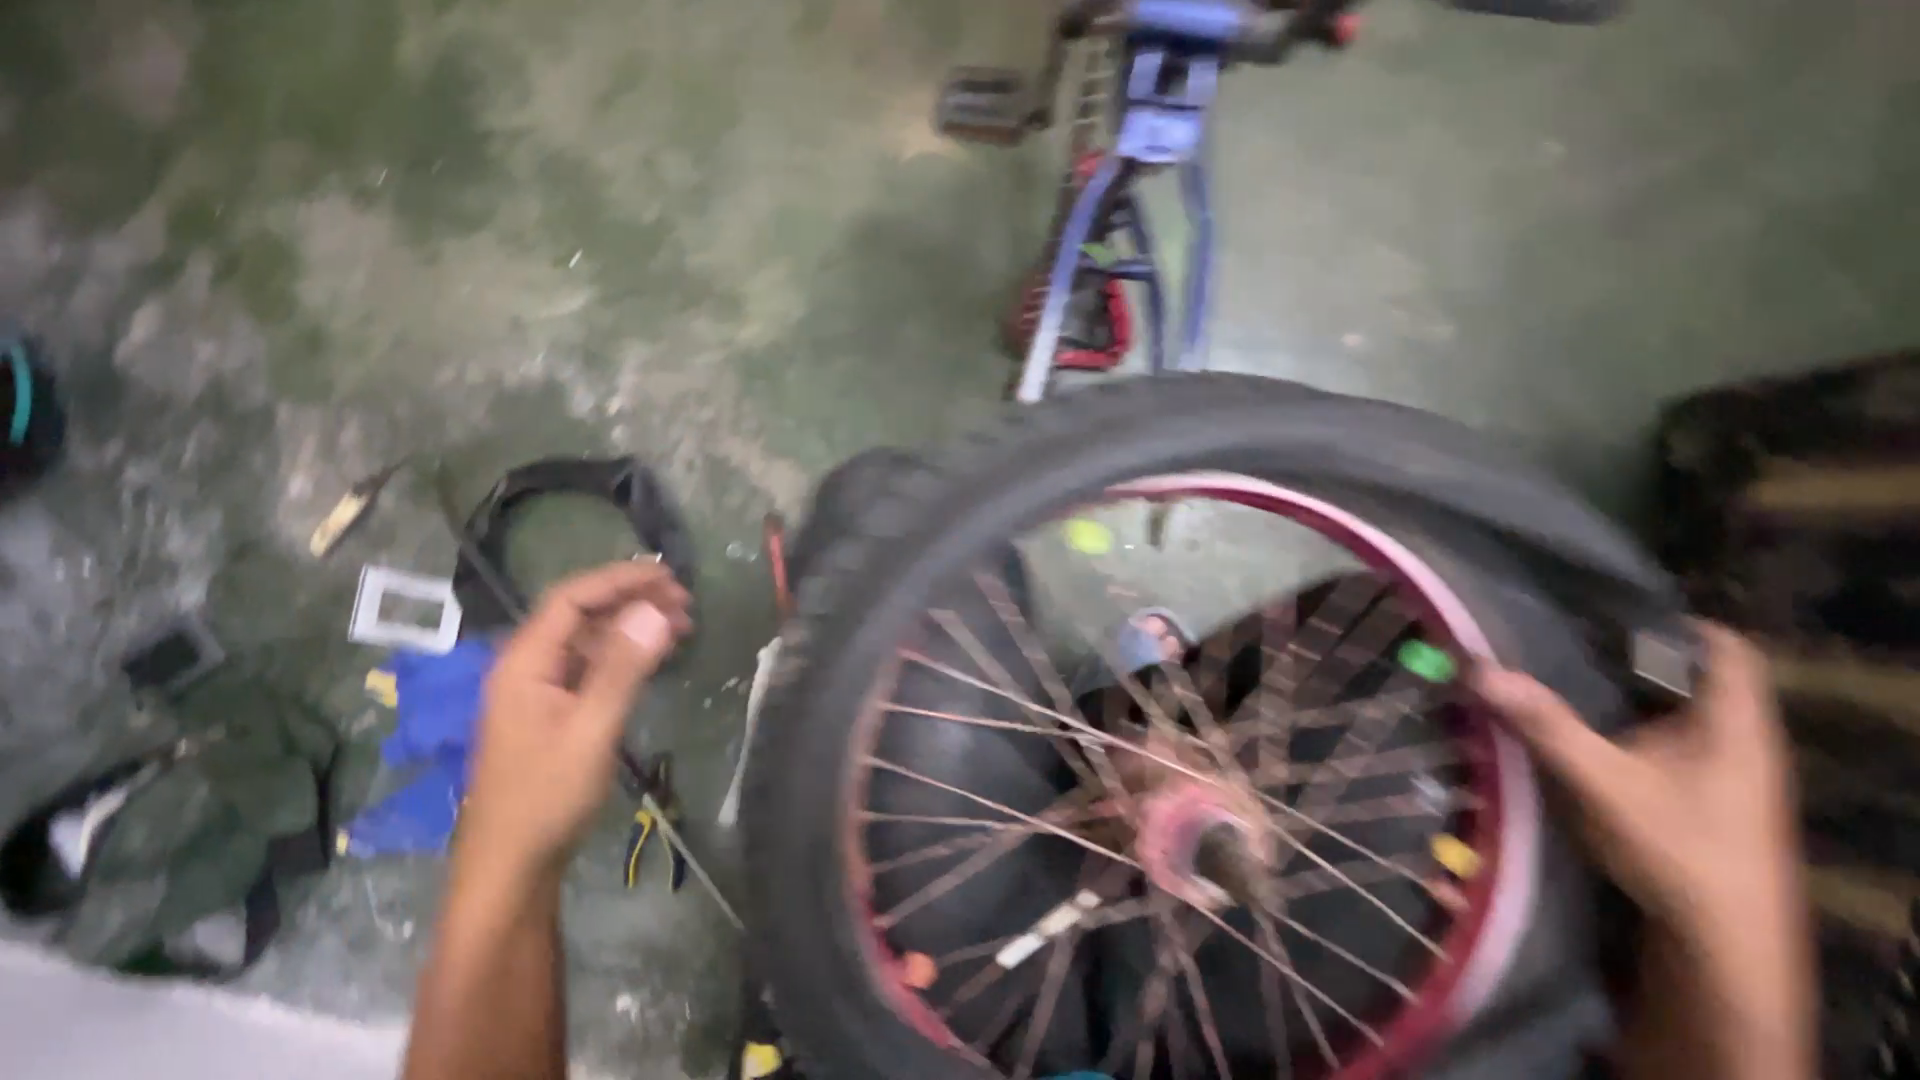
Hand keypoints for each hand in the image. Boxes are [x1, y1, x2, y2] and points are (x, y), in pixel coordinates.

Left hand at [459, 561, 691, 880]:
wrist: (511, 865)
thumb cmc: (547, 797)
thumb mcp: (591, 730)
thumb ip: (622, 669)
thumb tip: (655, 611)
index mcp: (524, 663)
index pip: (571, 599)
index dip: (619, 579)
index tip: (668, 575)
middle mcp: (526, 668)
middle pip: (579, 615)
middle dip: (630, 599)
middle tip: (684, 601)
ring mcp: (538, 692)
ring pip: (587, 641)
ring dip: (631, 626)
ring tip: (680, 624)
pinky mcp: (553, 714)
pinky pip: (590, 667)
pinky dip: (623, 655)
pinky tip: (653, 658)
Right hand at [1471, 622, 1801, 937]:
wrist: (1723, 943)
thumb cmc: (1680, 849)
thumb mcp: (1603, 782)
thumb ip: (1543, 724)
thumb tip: (1478, 669)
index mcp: (1733, 721)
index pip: (1723, 647)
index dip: (1672, 622)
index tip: (1605, 613)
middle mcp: (1734, 738)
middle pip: (1686, 675)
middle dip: (1624, 657)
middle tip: (1559, 640)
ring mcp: (1719, 772)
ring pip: (1666, 712)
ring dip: (1616, 696)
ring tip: (1554, 676)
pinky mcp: (1698, 798)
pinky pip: (1655, 744)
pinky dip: (1617, 731)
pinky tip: (1572, 733)